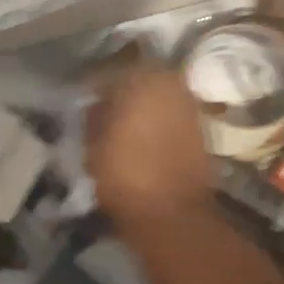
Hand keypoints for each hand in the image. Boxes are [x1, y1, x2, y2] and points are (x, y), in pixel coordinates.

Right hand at [87, 59, 214, 226]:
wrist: (171, 212)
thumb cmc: (124, 175)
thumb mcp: (93, 145)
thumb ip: (94, 116)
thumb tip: (96, 104)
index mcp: (142, 79)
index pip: (110, 71)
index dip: (93, 85)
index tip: (82, 98)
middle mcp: (171, 83)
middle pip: (139, 78)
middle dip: (122, 89)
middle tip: (103, 107)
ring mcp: (190, 103)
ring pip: (158, 94)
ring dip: (142, 103)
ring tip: (124, 121)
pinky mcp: (201, 125)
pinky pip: (171, 112)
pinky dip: (158, 119)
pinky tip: (143, 134)